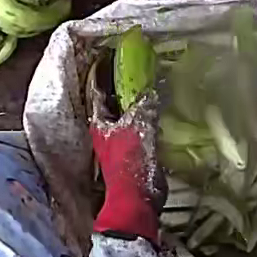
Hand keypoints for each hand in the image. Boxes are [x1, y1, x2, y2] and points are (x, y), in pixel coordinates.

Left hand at [89, 63, 165, 243]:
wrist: (135, 203)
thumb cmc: (130, 164)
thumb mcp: (139, 129)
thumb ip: (144, 107)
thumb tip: (150, 90)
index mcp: (99, 121)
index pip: (97, 88)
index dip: (102, 70)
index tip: (111, 53)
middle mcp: (104, 129)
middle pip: (112, 99)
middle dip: (122, 82)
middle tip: (137, 63)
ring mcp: (117, 141)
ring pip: (125, 112)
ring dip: (135, 99)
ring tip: (151, 82)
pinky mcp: (131, 152)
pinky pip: (139, 126)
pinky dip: (146, 115)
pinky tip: (159, 109)